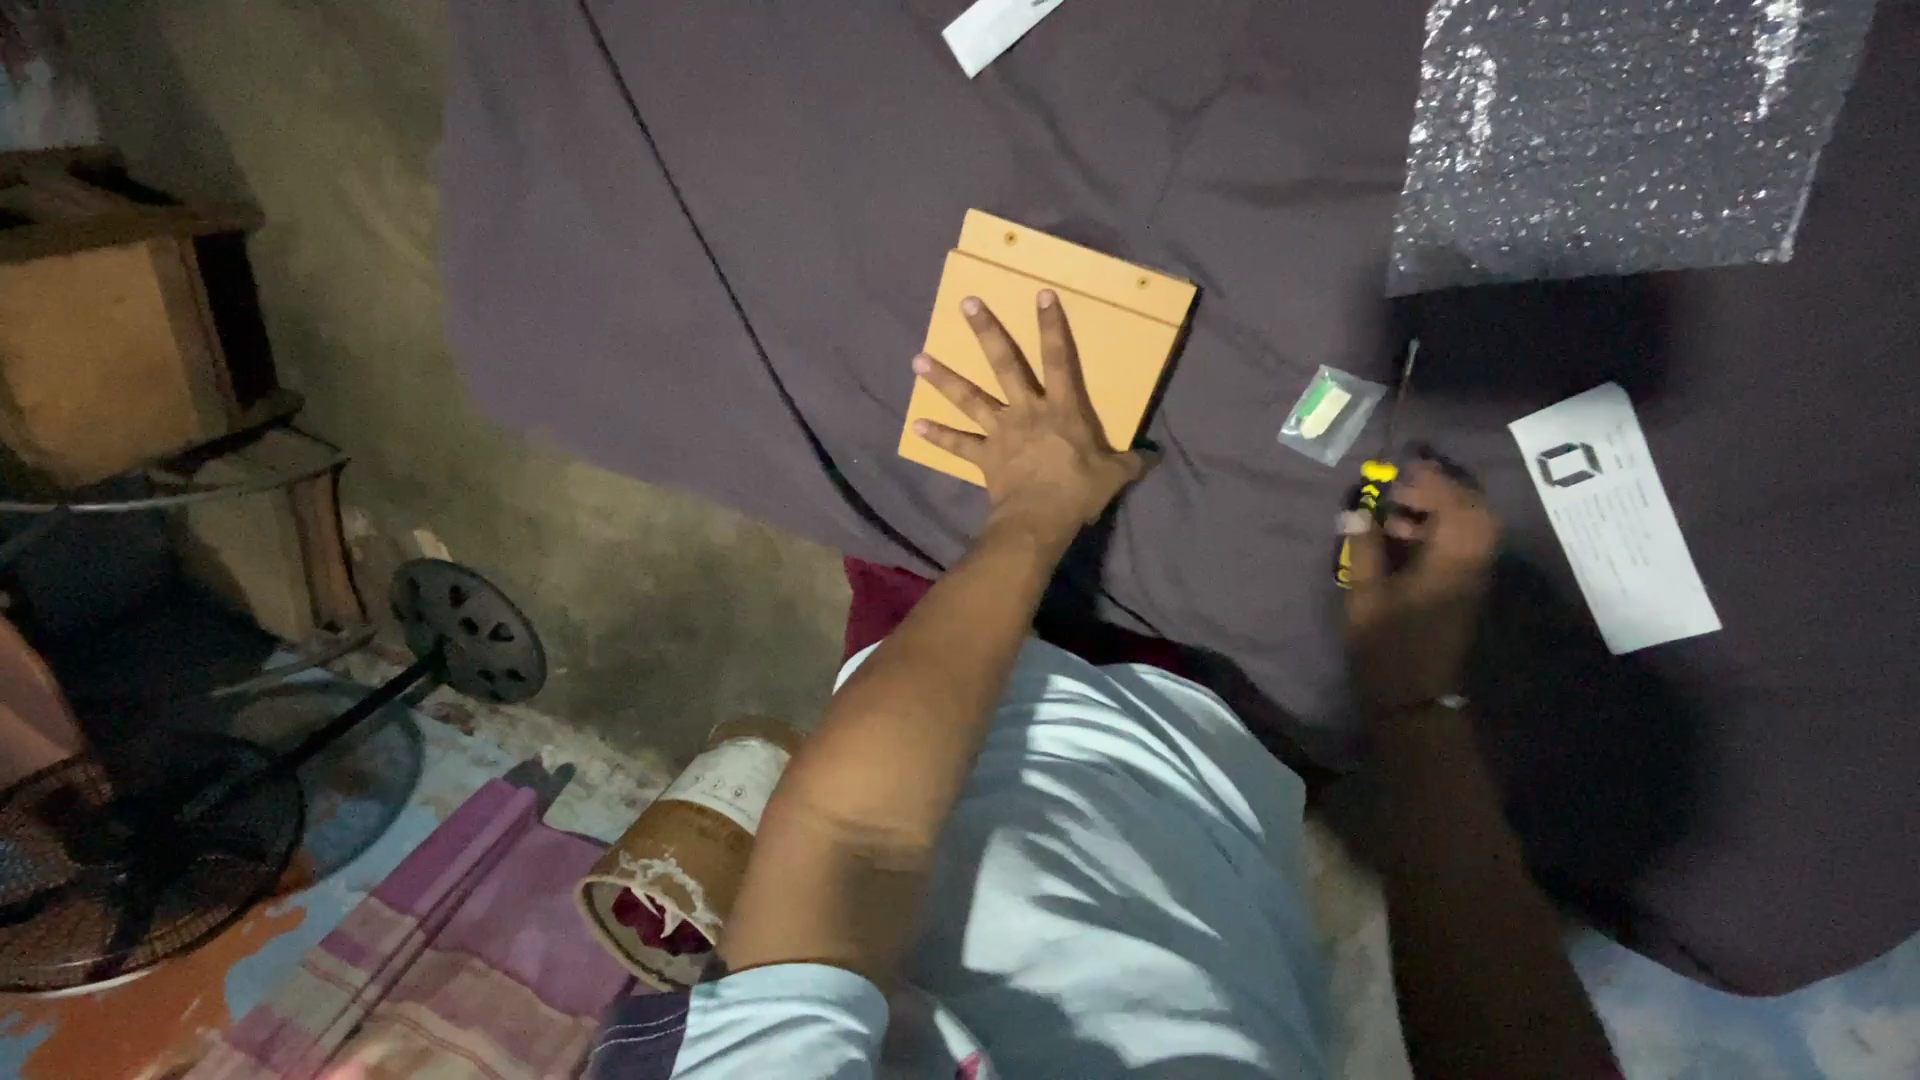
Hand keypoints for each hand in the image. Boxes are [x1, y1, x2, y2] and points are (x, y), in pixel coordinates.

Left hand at [913, 291, 1154, 545]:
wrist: (1039, 519)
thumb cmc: (1077, 492)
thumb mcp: (1113, 475)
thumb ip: (1131, 462)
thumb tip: (1154, 459)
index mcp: (1061, 409)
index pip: (1058, 359)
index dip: (1052, 327)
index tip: (1040, 294)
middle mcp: (1026, 411)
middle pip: (1004, 364)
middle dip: (986, 332)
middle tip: (967, 303)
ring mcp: (1001, 432)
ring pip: (969, 398)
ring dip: (943, 378)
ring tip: (918, 359)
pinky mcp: (984, 456)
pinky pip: (958, 444)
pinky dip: (937, 436)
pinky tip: (915, 425)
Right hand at [1343, 461, 1498, 710]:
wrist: (1413, 694)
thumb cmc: (1385, 645)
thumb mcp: (1364, 597)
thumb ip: (1364, 550)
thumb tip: (1357, 512)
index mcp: (1450, 563)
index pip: (1456, 507)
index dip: (1432, 483)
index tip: (1402, 471)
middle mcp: (1472, 564)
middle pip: (1475, 511)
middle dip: (1442, 490)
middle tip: (1403, 486)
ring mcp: (1473, 576)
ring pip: (1472, 526)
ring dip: (1441, 508)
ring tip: (1397, 509)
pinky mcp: (1465, 587)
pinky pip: (1463, 544)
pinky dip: (1440, 529)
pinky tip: (1406, 535)